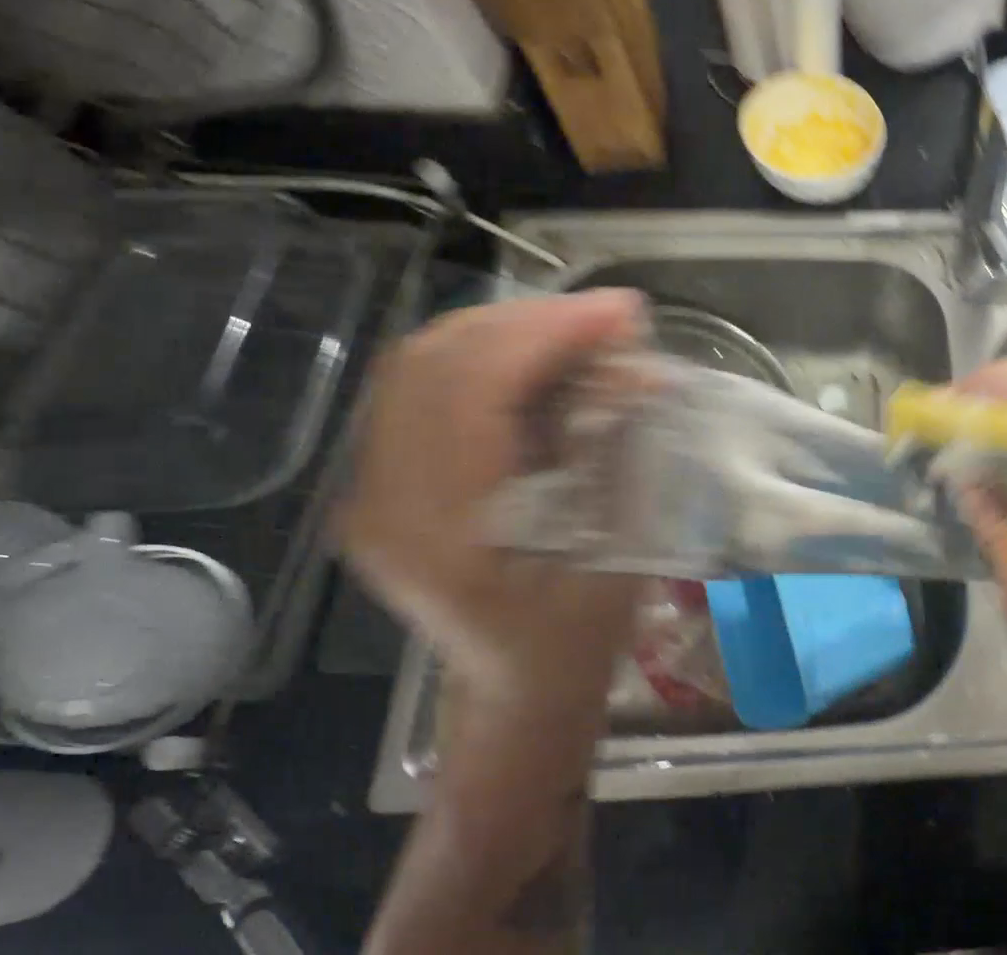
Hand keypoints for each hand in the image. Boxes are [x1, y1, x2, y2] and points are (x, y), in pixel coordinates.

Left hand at [338, 291, 651, 707]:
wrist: (514, 694)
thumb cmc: (573, 647)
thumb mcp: (615, 564)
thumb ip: (617, 463)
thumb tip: (634, 373)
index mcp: (436, 531)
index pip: (472, 390)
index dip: (549, 333)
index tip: (625, 311)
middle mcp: (381, 500)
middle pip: (436, 361)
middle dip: (531, 320)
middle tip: (614, 318)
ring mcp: (373, 488)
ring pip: (425, 364)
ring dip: (511, 332)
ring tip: (588, 333)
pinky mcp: (386, 480)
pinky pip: (428, 389)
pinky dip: (493, 359)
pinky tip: (549, 363)